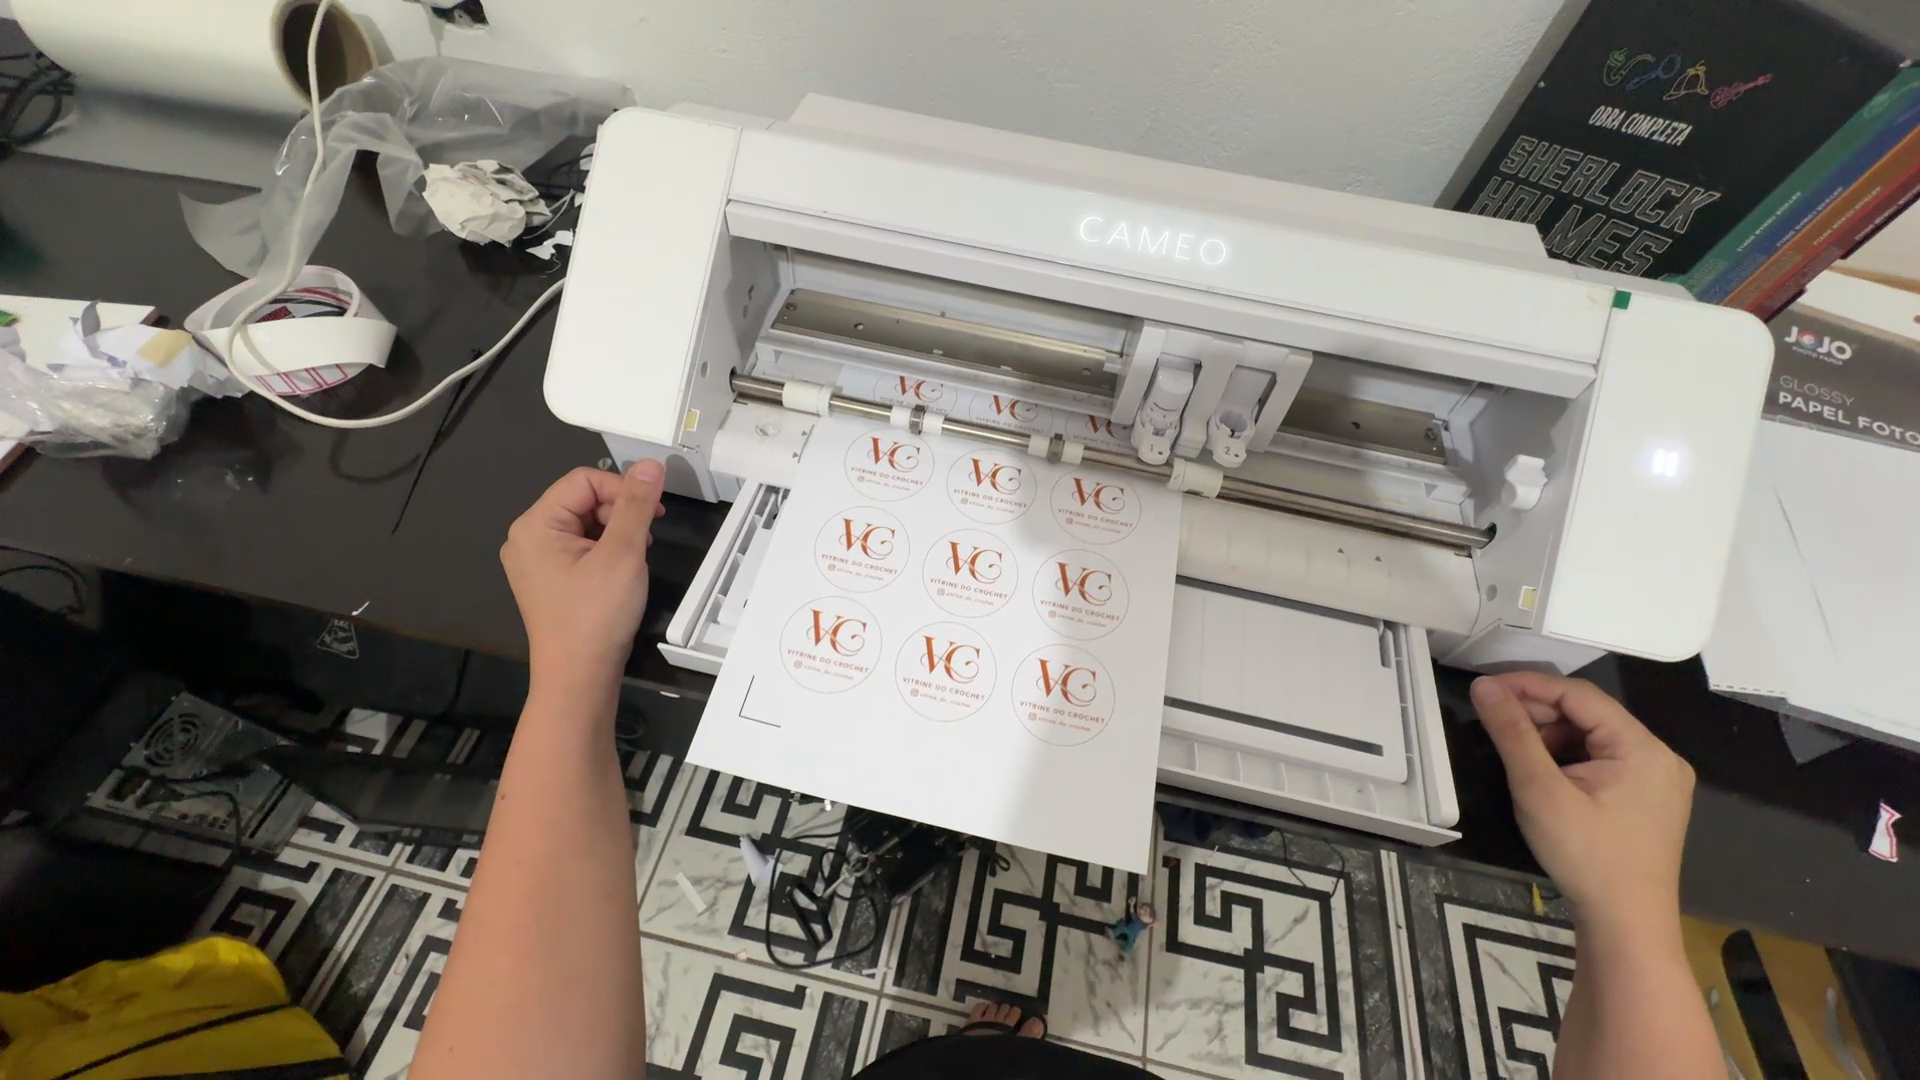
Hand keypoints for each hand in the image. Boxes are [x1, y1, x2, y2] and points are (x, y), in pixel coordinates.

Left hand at [501, 462, 666, 692]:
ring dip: (618, 532)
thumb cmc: (597, 614)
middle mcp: (528, 538)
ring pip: (586, 523)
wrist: (580, 675)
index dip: (622, 489)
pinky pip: (582, 546)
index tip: (654, 512)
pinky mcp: (551, 579)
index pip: (583, 480)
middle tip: (645, 540)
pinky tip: (623, 571)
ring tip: (636, 558)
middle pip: (583, 499)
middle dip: (620, 512)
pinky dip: (608, 550)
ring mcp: (537, 561)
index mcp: (535, 526)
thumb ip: (637, 505)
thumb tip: (651, 464)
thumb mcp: (623, 554)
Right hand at [1471, 673, 1694, 935]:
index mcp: (1642, 749)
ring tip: (1509, 747)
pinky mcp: (1643, 796)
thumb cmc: (1585, 853)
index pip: (1579, 695)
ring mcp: (1654, 778)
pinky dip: (1563, 755)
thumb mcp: (1539, 789)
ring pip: (1589, 734)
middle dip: (1535, 711)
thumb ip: (1511, 732)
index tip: (1484, 688)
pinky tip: (1537, 770)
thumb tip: (1484, 686)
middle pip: (1586, 713)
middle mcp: (1657, 756)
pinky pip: (1598, 757)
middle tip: (1490, 719)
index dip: (1528, 684)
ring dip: (1546, 734)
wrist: (1625, 921)